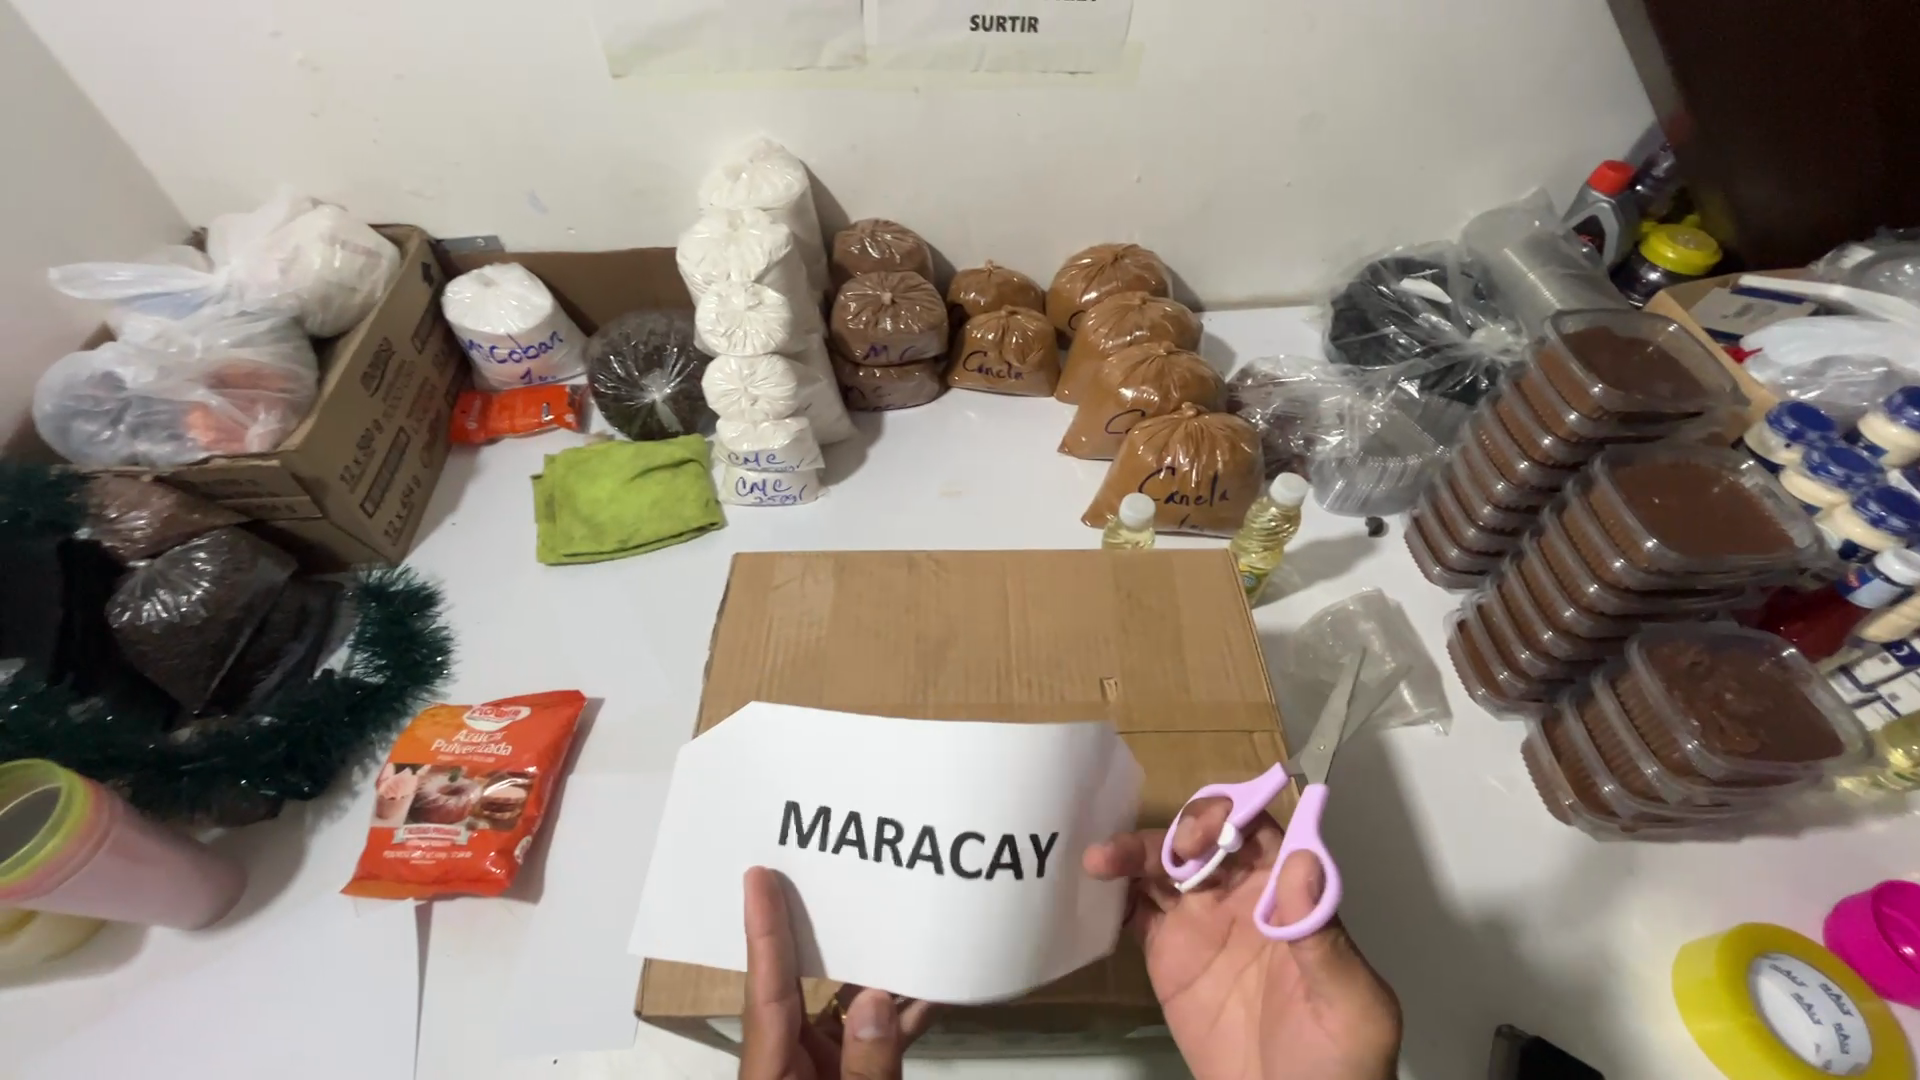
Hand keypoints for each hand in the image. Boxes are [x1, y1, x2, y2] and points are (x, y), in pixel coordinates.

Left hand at [739, 867, 935, 1079]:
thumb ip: (865, 1067)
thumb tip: (876, 997)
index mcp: (771, 1075)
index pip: (767, 993)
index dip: (765, 931)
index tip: (758, 875)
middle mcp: (787, 1064)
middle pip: (794, 983)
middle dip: (812, 926)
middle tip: (822, 868)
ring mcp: (815, 1071)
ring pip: (841, 1004)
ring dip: (873, 970)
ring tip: (896, 915)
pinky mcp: (844, 1077)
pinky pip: (870, 1035)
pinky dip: (898, 1014)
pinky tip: (932, 988)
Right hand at [1084, 800, 1400, 1079]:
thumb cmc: (1336, 1068)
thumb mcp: (1350, 1007)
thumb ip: (1324, 938)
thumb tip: (1303, 862)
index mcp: (1284, 897)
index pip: (1255, 832)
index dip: (1227, 816)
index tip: (1199, 833)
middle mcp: (1238, 897)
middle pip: (1200, 839)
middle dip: (1171, 832)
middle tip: (1144, 852)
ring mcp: (1198, 923)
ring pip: (1160, 866)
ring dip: (1130, 853)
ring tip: (1099, 860)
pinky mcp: (1165, 953)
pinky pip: (1135, 908)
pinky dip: (1112, 892)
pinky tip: (1092, 890)